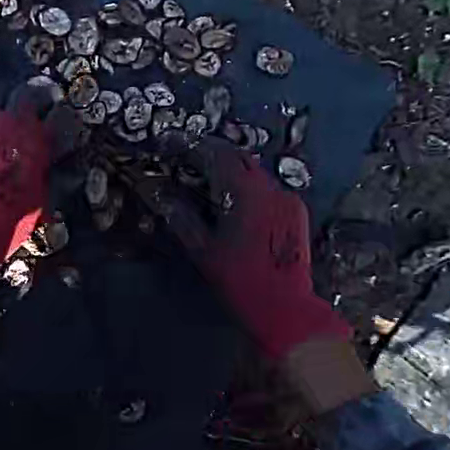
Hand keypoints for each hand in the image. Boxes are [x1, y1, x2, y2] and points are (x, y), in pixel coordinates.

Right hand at [161, 140, 350, 362]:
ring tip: (202, 174)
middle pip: (238, 156)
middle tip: (184, 154)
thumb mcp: (201, 247)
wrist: (286, 307)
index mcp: (245, 193)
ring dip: (228, 166)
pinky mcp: (295, 212)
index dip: (191, 145)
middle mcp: (270, 189)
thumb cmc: (238, 277)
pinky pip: (265, 186)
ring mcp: (287, 200)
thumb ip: (178, 214)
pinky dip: (243, 183)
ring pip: (253, 170)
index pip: (216, 154)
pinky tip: (229, 196)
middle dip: (210, 151)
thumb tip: (154, 191)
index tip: (169, 143)